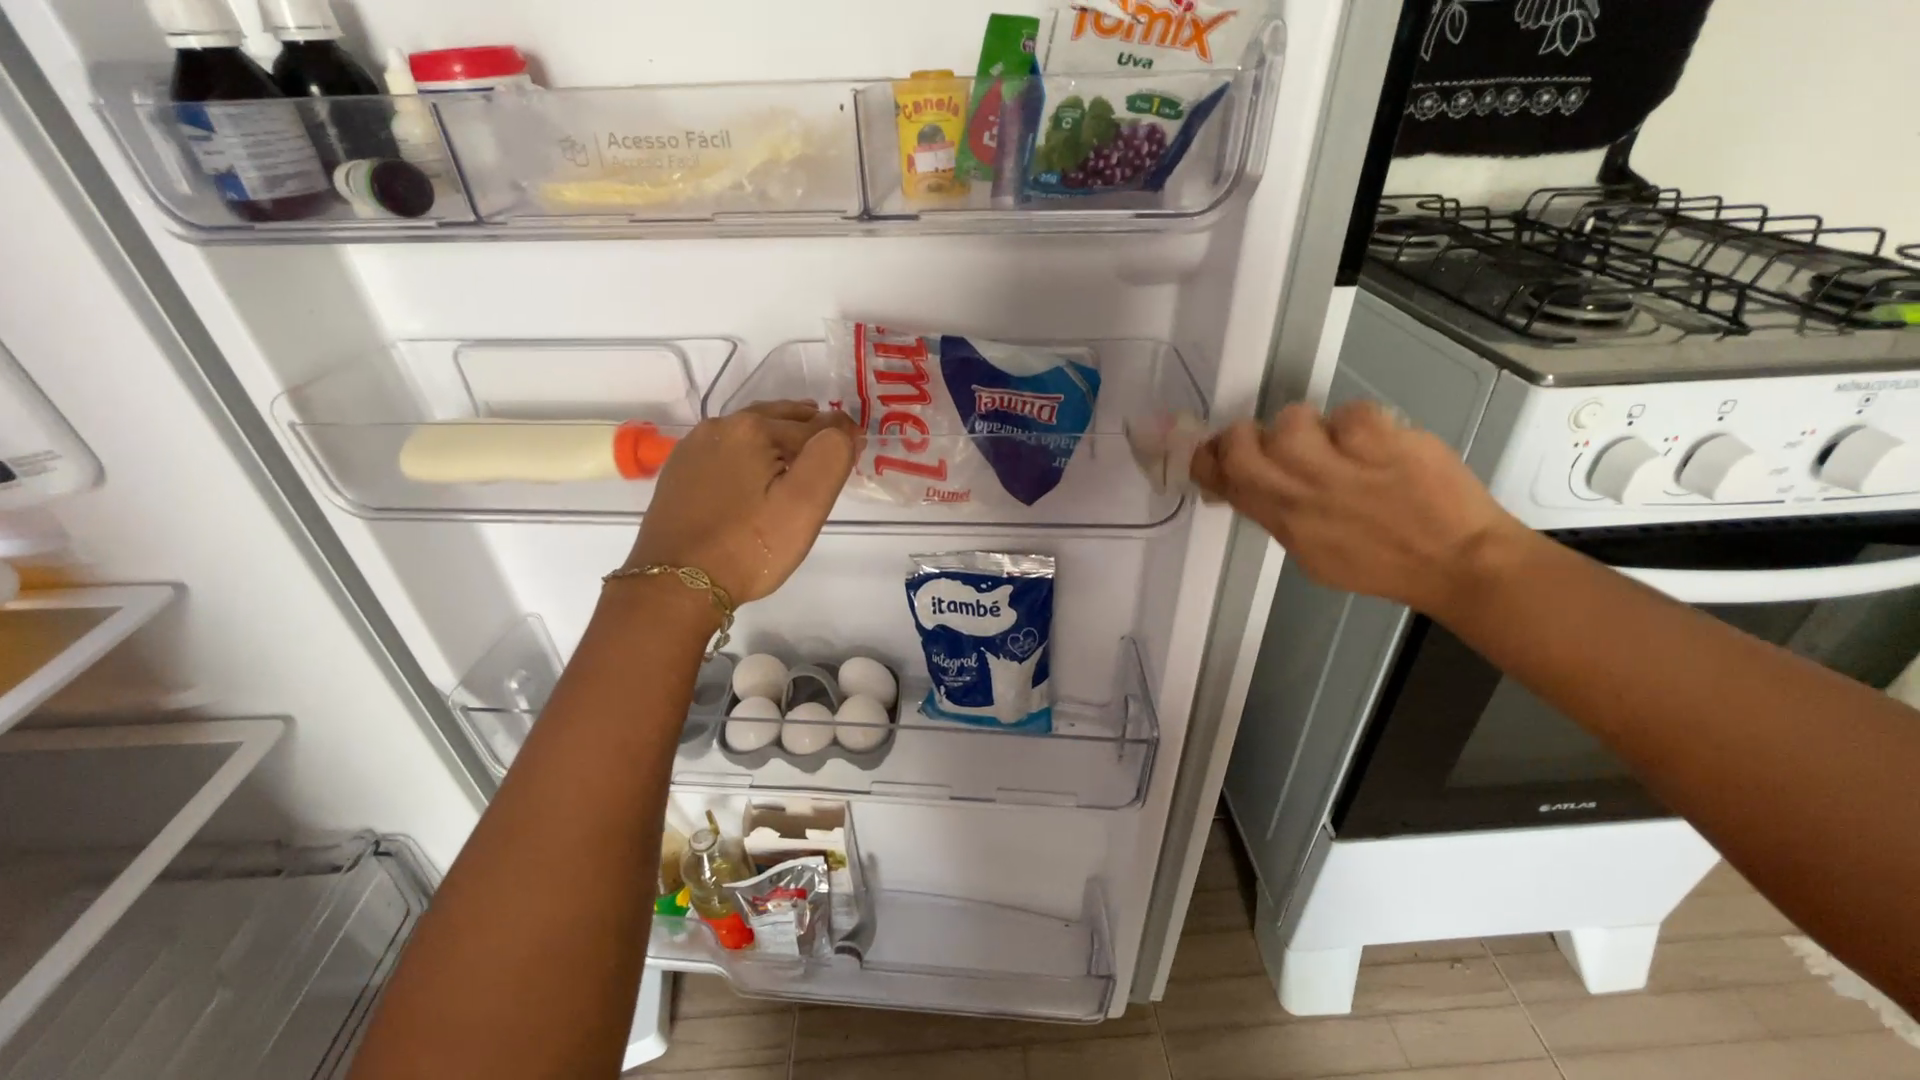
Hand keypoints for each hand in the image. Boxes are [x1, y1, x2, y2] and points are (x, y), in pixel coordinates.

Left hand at [624, 402, 859, 604]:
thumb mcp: (804, 504)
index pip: (815, 424)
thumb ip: (831, 457)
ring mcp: (693, 449)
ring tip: (798, 458)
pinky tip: (754, 476)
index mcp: (753, 428)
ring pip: (750, 435)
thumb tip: (840, 430)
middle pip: (779, 420)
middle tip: (831, 451)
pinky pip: (725, 452)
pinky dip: (749, 456)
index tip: (857, 451)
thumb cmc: (748, 546)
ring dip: (778, 441)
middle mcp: (719, 427)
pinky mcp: (679, 473)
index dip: (841, 437)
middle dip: (808, 430)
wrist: (676, 584)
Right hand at [1191, 401, 1529, 614]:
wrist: (1457, 561)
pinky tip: (1378, 445)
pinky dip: (1360, 424)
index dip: (1206, 458)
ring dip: (1310, 427)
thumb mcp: (1313, 554)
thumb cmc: (1382, 565)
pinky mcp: (1381, 439)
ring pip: (1293, 419)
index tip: (1212, 452)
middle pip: (1241, 441)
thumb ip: (1277, 514)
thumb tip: (1245, 484)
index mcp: (1283, 522)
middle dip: (1249, 435)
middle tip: (1274, 442)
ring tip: (1338, 444)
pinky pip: (1350, 413)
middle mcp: (1302, 492)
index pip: (1221, 477)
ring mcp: (1340, 464)